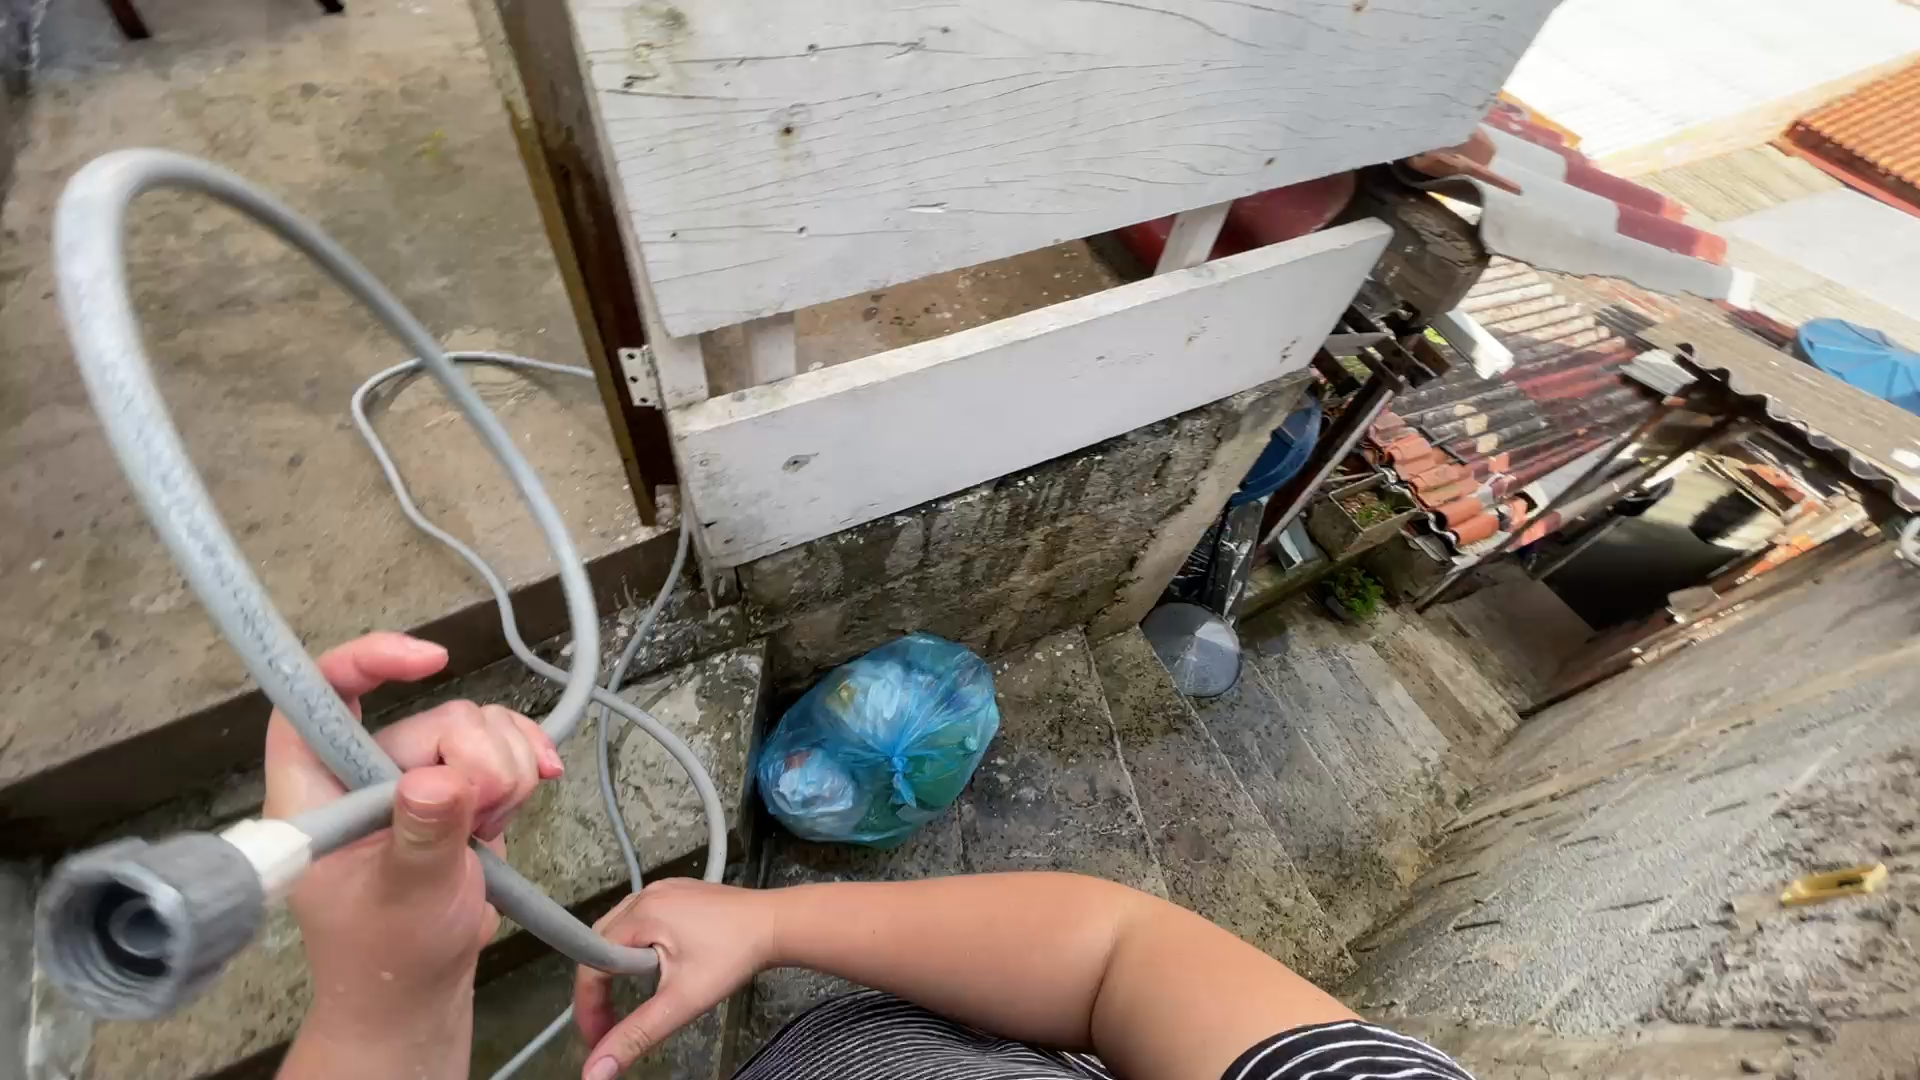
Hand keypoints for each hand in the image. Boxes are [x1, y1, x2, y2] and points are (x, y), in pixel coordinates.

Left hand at [264, 632, 563, 1040]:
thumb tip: (440, 779)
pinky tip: (539, 783)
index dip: (365, 663)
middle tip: (486, 816)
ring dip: (509, 770)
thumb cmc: (391, 949)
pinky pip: (510, 737)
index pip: (319, 701)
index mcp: (322, 794)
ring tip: (494, 823)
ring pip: (483, 725)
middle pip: (438, 719)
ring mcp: (423, 773)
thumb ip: (423, 837)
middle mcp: (370, 772)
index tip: (430, 662)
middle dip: (482, 762)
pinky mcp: (469, 779)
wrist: (426, 975)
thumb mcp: (405, 897)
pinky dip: (531, 755)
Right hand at [575, 880, 780, 1079]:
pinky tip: (652, 967)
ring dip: (616, 964)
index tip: (599, 1039)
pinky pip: (643, 917)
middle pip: (601, 941)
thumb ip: (635, 1036)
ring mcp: (667, 888)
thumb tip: (593, 1073)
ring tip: (628, 1001)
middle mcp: (649, 893)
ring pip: (620, 928)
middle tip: (609, 1024)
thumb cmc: (731, 957)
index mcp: (644, 913)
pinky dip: (636, 944)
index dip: (589, 1005)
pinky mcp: (682, 891)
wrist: (777, 924)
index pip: (593, 961)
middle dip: (598, 986)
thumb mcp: (681, 1002)